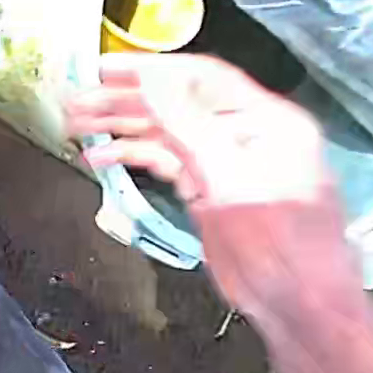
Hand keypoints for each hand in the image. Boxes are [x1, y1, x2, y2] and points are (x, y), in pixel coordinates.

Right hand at [64, 54, 372, 372]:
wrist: (297, 303)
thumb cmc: (278, 243)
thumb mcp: (231, 180)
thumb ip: (189, 125)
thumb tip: (150, 79)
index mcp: (262, 119)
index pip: (200, 77)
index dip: (150, 69)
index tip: (103, 69)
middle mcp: (240, 130)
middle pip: (174, 103)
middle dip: (123, 101)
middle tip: (76, 102)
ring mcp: (221, 158)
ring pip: (163, 132)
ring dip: (119, 128)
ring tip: (75, 127)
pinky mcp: (205, 184)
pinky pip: (163, 160)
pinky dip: (131, 157)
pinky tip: (99, 160)